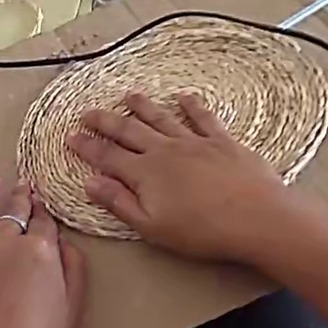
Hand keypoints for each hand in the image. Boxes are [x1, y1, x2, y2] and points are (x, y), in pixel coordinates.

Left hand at [0, 176, 84, 327]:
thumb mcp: (73, 308)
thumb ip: (73, 268)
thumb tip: (64, 244)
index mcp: (40, 249)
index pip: (45, 221)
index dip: (47, 217)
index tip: (47, 214)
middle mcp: (5, 239)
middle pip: (15, 208)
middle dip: (23, 196)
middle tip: (26, 189)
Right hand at [68, 93, 327, 265]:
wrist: (256, 218)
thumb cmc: (202, 230)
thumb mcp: (151, 226)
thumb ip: (119, 202)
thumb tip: (90, 183)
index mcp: (145, 173)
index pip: (108, 156)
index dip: (87, 147)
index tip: (71, 137)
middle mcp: (166, 151)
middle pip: (129, 131)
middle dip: (105, 121)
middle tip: (87, 112)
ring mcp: (195, 142)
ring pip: (161, 118)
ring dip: (142, 107)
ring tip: (127, 96)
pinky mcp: (222, 142)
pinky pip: (202, 118)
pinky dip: (191, 105)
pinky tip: (183, 97)